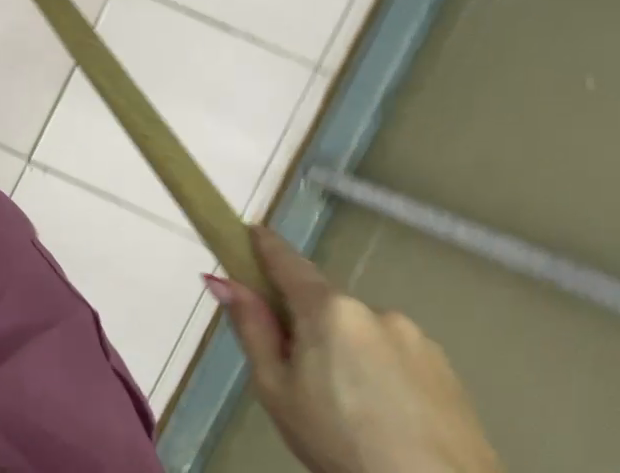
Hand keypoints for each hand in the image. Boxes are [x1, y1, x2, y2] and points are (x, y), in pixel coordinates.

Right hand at [207, 227, 500, 472]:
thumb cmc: (339, 442)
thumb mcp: (275, 388)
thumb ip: (252, 328)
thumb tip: (223, 282)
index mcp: (330, 311)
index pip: (288, 262)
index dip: (265, 246)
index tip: (251, 231)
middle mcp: (377, 313)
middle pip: (326, 305)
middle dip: (307, 323)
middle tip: (296, 370)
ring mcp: (420, 342)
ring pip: (363, 333)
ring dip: (347, 350)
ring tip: (346, 404)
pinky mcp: (450, 374)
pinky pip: (396, 357)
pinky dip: (380, 372)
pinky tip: (382, 414)